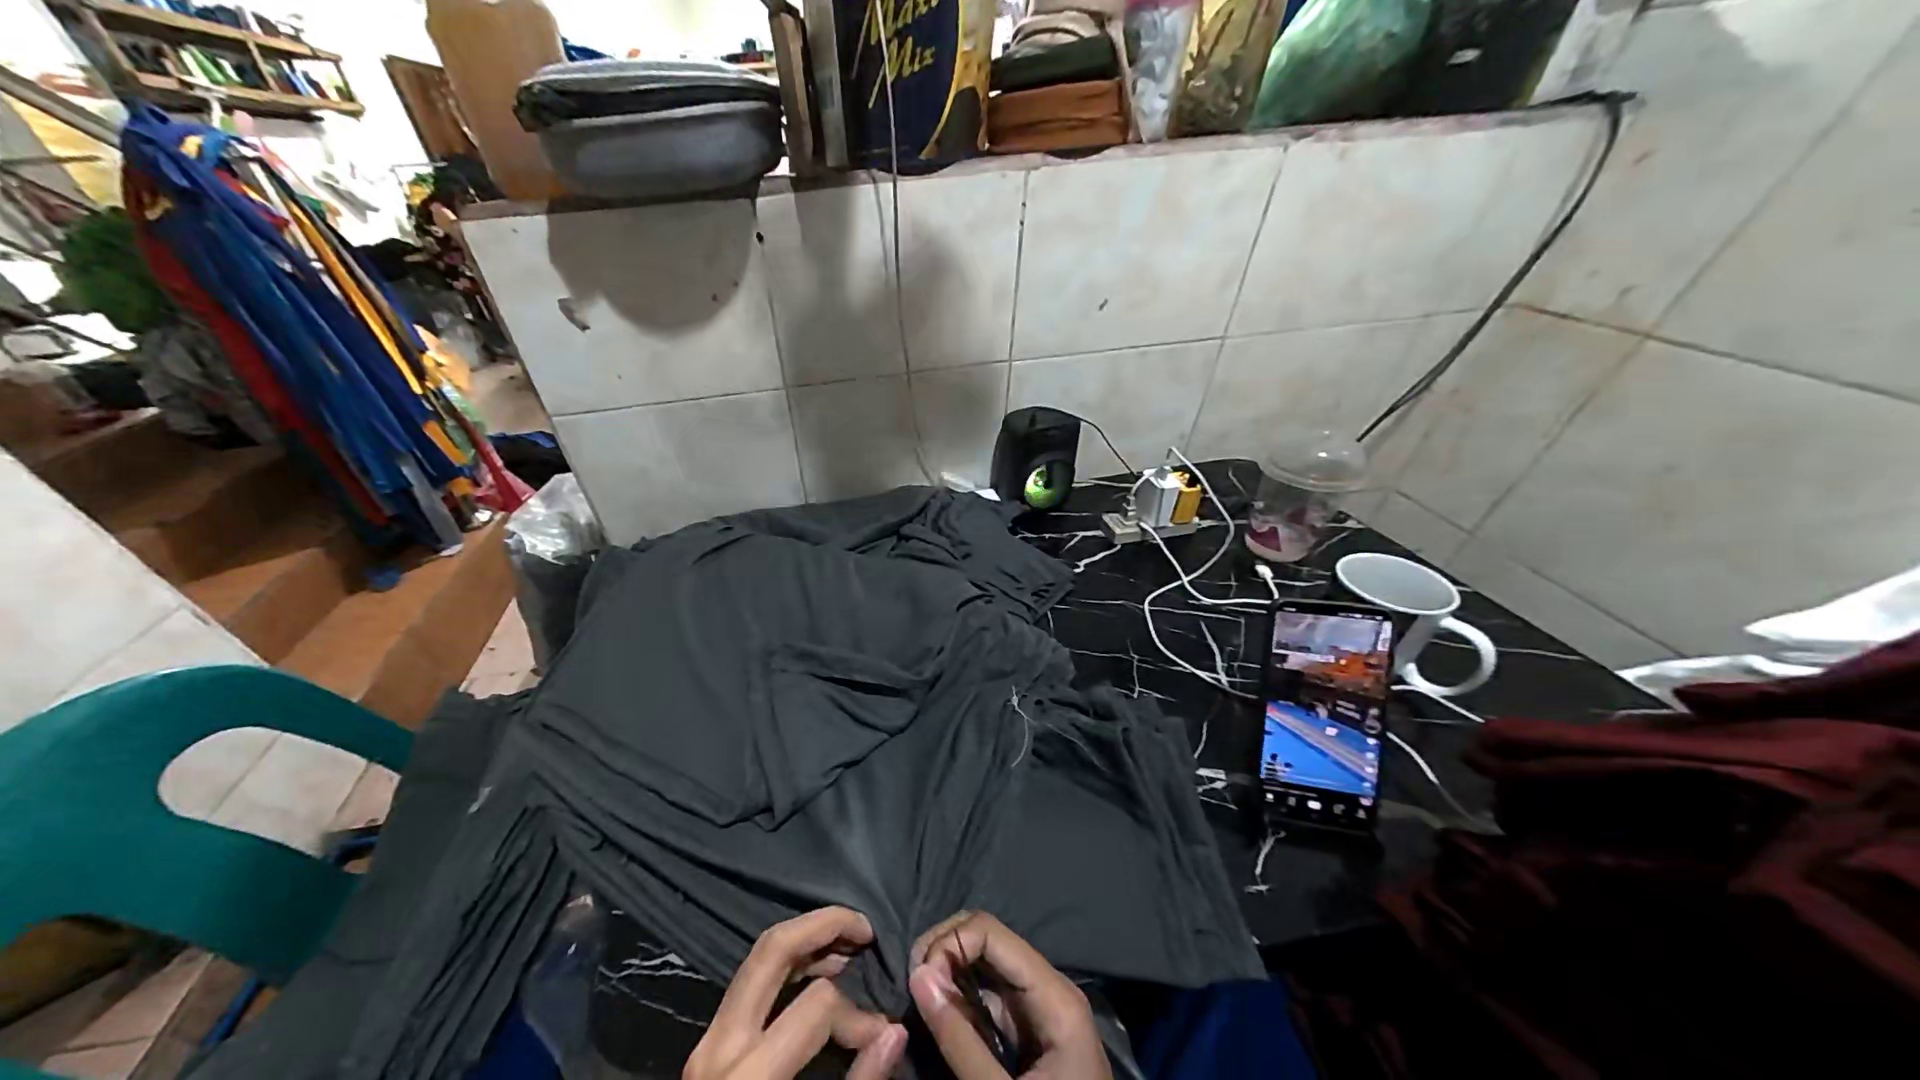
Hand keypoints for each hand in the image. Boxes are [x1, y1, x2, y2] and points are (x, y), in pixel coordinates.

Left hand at [685, 907, 906, 1079]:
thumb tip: (893, 1031)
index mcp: (748, 1077)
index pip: (816, 1006)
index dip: (860, 1015)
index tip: (881, 1037)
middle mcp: (721, 1044)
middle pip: (772, 949)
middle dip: (824, 925)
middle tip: (867, 929)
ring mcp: (709, 1040)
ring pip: (759, 956)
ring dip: (807, 939)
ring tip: (849, 944)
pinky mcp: (708, 1044)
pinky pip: (751, 981)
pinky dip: (789, 964)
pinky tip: (817, 971)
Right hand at [909, 912, 1111, 1079]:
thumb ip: (960, 1040)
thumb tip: (918, 976)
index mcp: (1054, 995)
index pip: (991, 932)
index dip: (949, 944)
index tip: (920, 982)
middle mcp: (1049, 985)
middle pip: (988, 935)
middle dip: (945, 948)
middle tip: (915, 984)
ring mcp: (1039, 1001)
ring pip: (986, 957)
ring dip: (948, 967)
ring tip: (922, 994)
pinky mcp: (1028, 1020)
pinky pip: (989, 986)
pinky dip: (960, 988)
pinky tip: (940, 1006)